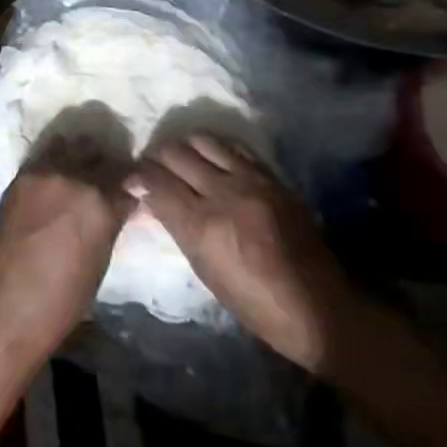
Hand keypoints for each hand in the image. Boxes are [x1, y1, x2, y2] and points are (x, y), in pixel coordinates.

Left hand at [0, 134, 134, 349]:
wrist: (9, 303)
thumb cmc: (64, 296)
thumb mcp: (102, 257)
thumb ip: (112, 219)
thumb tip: (121, 201)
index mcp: (102, 203)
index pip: (128, 178)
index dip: (132, 183)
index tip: (133, 187)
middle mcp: (76, 178)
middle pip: (102, 156)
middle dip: (109, 166)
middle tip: (110, 178)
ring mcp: (47, 173)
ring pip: (74, 147)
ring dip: (82, 156)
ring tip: (83, 169)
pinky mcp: (23, 175)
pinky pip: (47, 155)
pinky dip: (57, 158)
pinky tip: (59, 171)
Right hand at [132, 134, 354, 371]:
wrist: (316, 305)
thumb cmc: (253, 303)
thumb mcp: (204, 270)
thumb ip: (178, 226)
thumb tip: (153, 198)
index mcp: (201, 226)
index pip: (155, 182)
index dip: (137, 175)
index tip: (130, 177)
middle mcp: (223, 193)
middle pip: (174, 153)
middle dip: (155, 156)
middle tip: (151, 165)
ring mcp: (250, 180)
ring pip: (202, 140)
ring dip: (184, 145)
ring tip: (180, 156)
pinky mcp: (271, 176)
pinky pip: (234, 146)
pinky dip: (215, 147)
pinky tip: (211, 156)